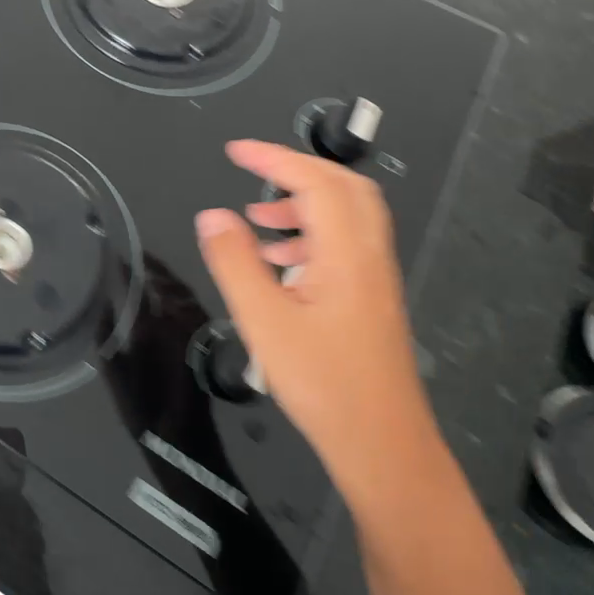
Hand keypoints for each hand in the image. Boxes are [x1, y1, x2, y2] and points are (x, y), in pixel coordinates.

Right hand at [194, 140, 435, 490]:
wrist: (381, 444)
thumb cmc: (322, 383)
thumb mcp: (263, 321)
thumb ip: (234, 262)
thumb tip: (212, 215)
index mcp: (346, 255)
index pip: (316, 183)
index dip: (275, 158)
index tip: (236, 150)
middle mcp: (369, 257)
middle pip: (345, 188)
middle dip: (296, 170)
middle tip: (253, 171)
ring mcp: (374, 279)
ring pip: (347, 216)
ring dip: (302, 204)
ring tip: (256, 220)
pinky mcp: (370, 300)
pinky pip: (344, 244)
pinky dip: (309, 234)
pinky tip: (277, 261)